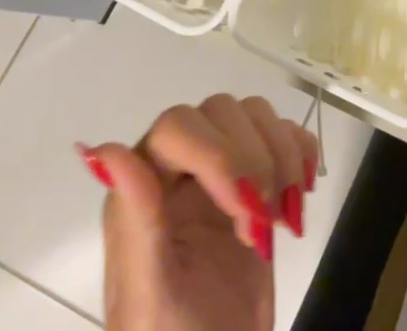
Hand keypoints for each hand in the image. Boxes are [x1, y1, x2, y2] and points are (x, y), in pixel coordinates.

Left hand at [79, 94, 318, 330]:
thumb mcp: (151, 292)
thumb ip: (136, 219)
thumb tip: (104, 149)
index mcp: (142, 191)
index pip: (178, 128)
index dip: (220, 154)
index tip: (247, 211)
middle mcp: (178, 171)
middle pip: (221, 112)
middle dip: (256, 162)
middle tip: (269, 224)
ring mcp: (220, 176)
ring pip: (254, 116)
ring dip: (282, 159)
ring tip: (285, 220)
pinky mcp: (259, 184)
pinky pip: (284, 135)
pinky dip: (302, 155)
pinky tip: (301, 198)